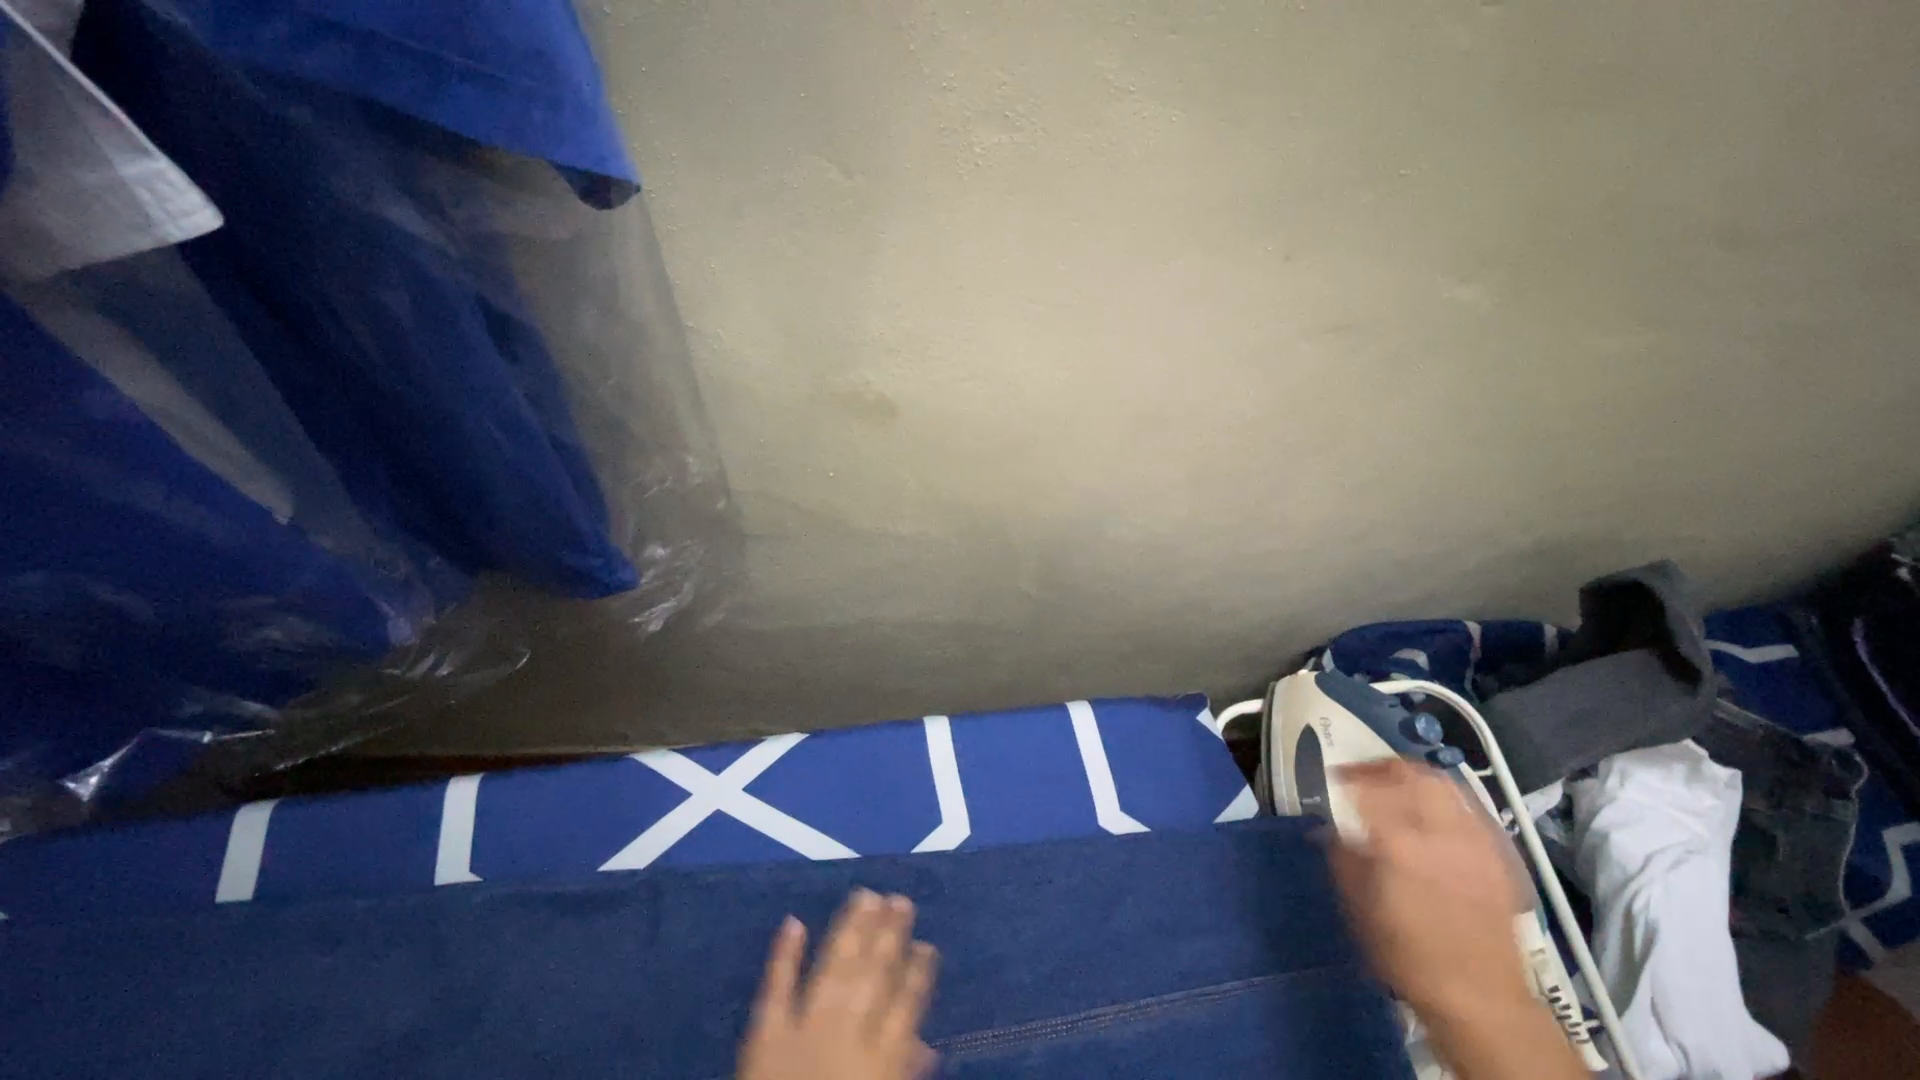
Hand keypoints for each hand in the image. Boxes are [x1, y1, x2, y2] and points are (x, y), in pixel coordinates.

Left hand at [738, 889, 939, 1079]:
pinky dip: (783, 955)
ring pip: (833, 970)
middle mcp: (847, 1036)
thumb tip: (927, 1048)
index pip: (905, 1007)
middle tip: (899, 899)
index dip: (917, 973)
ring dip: (849, 931)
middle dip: (888, 937)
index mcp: (879, 1062)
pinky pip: (775, 988)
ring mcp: (804, 1030)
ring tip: (865, 895)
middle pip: (872, 977)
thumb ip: (903, 1072)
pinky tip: (793, 921)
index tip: (926, 943)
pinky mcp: (764, 1034)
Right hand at [1326, 759, 1531, 1018]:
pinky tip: (1432, 814)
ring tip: (1396, 786)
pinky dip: (1444, 798)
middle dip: (1382, 767)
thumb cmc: (1407, 956)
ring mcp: (1475, 840)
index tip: (1332, 778)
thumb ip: (1342, 859)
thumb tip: (1327, 828)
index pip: (1369, 788)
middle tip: (1362, 775)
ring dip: (1415, 777)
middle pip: (1412, 774)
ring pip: (1445, 783)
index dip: (1347, 776)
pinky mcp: (1497, 853)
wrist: (1479, 995)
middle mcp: (1441, 831)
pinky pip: (1469, 807)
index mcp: (1400, 845)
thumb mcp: (1360, 910)